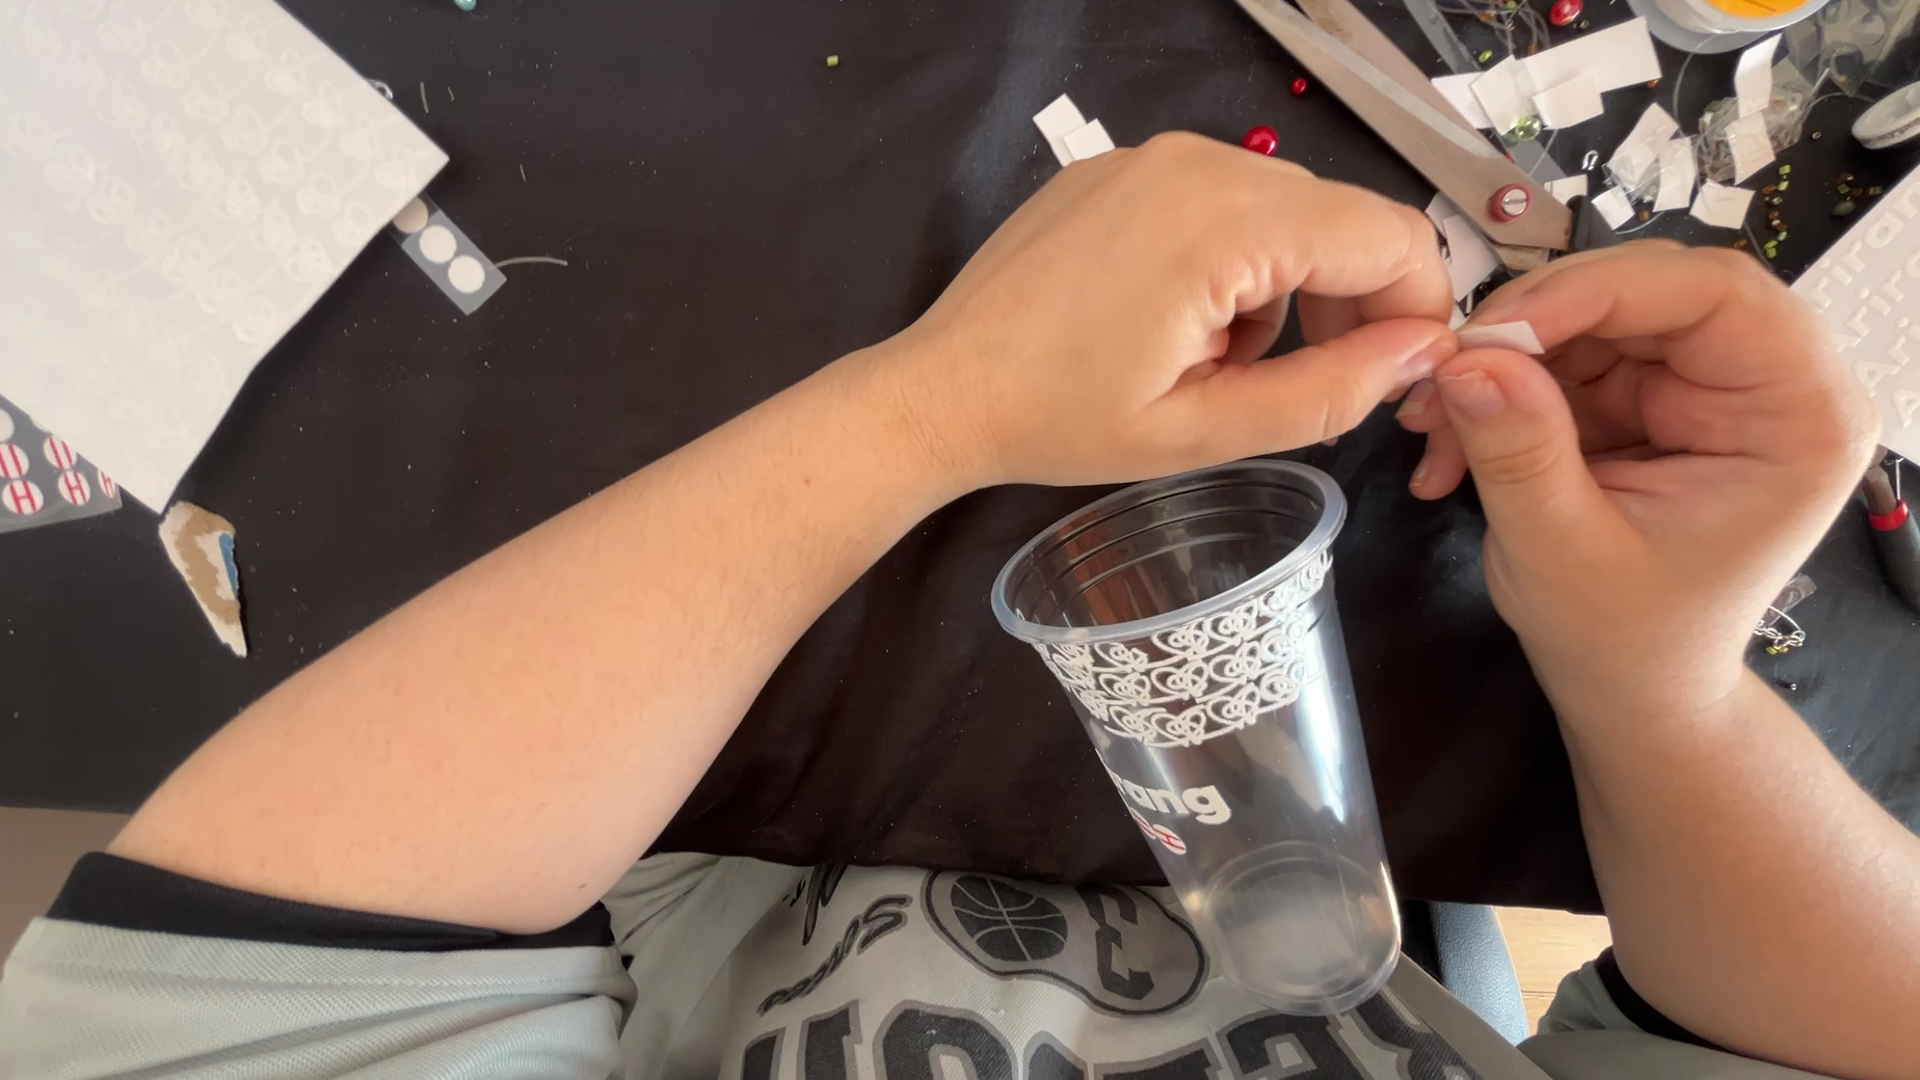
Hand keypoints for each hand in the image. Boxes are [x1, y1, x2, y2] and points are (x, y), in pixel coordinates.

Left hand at [869, 132, 1455, 488]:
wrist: (941, 393)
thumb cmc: (1056, 423)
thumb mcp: (1196, 431)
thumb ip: (1323, 394)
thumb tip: (1421, 350)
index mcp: (1222, 224)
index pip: (1389, 235)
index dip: (1413, 309)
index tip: (1386, 375)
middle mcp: (1193, 162)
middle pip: (1332, 221)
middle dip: (1335, 307)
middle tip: (1273, 386)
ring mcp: (1145, 158)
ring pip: (1274, 214)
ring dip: (1269, 292)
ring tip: (1198, 362)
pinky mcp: (1112, 172)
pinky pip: (1210, 204)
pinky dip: (1219, 263)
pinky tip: (1161, 320)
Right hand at [1395, 243, 1876, 720]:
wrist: (1620, 675)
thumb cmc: (1616, 629)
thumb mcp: (1557, 544)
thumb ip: (1517, 449)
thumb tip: (1461, 362)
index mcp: (1788, 417)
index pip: (1711, 296)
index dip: (1594, 294)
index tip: (1484, 339)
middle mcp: (1749, 386)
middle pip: (1636, 298)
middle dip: (1521, 334)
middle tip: (1438, 381)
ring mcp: (1684, 393)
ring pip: (1575, 330)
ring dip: (1486, 373)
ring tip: (1425, 434)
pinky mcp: (1628, 408)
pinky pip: (1546, 371)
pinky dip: (1484, 402)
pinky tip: (1443, 454)